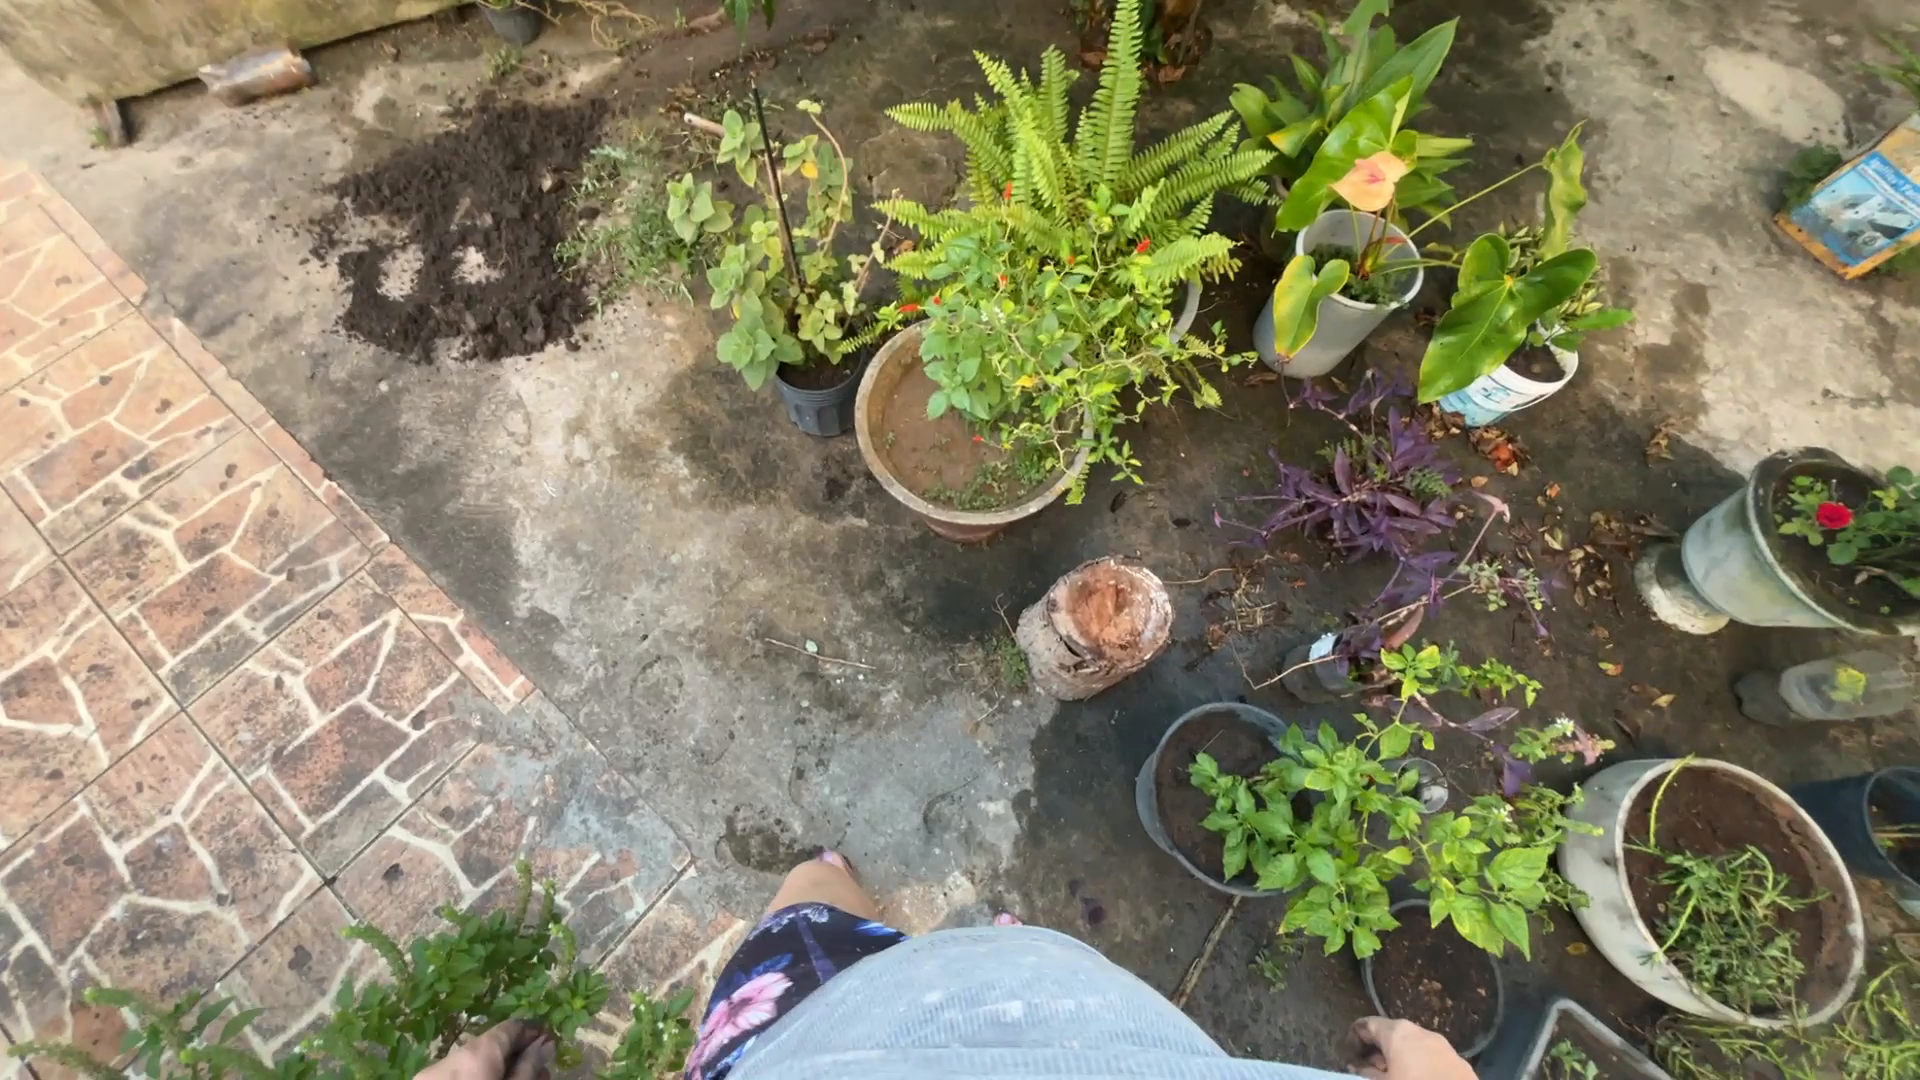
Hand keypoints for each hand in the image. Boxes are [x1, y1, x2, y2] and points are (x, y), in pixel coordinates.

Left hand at [415, 1020, 555, 1079]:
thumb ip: (530, 1067)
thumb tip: (545, 1043)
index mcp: (478, 1050)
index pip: (513, 1025)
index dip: (534, 1032)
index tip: (549, 1043)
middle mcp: (451, 1055)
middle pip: (491, 1045)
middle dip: (515, 1053)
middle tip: (536, 1068)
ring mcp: (428, 1074)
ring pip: (471, 1062)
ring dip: (495, 1066)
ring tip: (513, 1077)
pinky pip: (453, 1074)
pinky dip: (473, 1076)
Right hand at [1340, 1017, 1474, 1079]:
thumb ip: (1365, 1074)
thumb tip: (1357, 1067)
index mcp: (1396, 1031)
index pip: (1365, 1025)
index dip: (1352, 1040)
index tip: (1347, 1057)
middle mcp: (1420, 1031)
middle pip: (1390, 1035)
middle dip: (1377, 1052)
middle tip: (1369, 1072)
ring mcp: (1445, 1048)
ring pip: (1414, 1048)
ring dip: (1400, 1061)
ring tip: (1395, 1079)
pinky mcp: (1462, 1066)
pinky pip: (1433, 1061)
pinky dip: (1421, 1069)